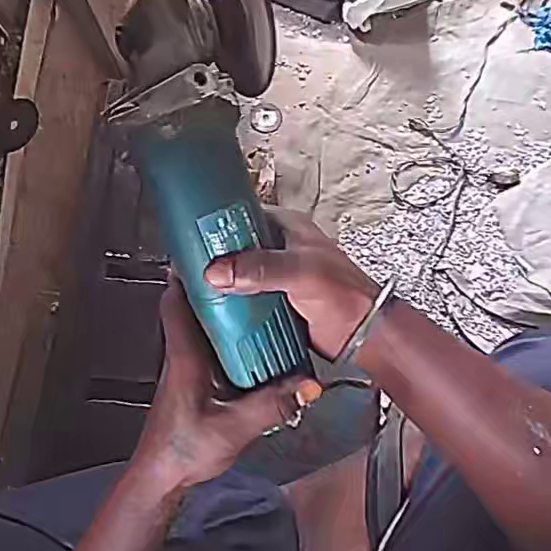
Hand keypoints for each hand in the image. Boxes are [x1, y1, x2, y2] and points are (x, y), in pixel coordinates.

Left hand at [135, 276, 321, 487]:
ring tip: (254, 297)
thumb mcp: (233, 429)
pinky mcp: (195, 383)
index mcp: (185, 358)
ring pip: (202, 327)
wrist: (161, 479)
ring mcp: (187, 370)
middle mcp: (183, 357)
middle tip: (241, 269)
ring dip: (222, 310)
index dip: (186, 275)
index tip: (205, 252)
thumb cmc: (182, 451)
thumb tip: (307, 385)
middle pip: (192, 308)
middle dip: (213, 286)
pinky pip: (211, 348)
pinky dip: (229, 337)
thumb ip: (271, 406)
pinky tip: (254, 342)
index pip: (176, 304)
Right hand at [202, 207, 379, 360]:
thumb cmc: (347, 297)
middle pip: (236, 248)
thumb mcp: (302, 273)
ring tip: (194, 288)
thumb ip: (262, 268)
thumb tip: (220, 270)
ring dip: (221, 283)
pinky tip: (214, 310)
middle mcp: (281, 250)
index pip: (244, 216)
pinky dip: (230, 304)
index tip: (192, 234)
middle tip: (188, 266)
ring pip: (238, 274)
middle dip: (214, 258)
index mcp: (289, 229)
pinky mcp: (274, 303)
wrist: (362, 334)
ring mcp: (277, 277)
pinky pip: (245, 299)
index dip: (219, 224)